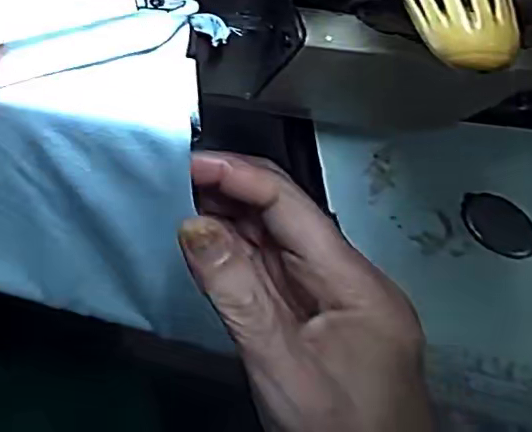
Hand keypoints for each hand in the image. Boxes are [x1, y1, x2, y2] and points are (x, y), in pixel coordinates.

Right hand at [180, 151, 432, 431]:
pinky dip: (227, 239)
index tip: (187, 163)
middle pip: (280, 206)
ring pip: (268, 226)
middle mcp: (347, 279)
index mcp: (357, 286)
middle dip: (225, 185)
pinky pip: (262, 255)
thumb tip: (193, 225)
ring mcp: (327, 291)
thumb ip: (236, 293)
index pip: (288, 202)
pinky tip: (201, 237)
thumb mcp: (281, 366)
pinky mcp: (307, 304)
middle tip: (174, 177)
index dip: (234, 174)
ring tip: (178, 201)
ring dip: (222, 210)